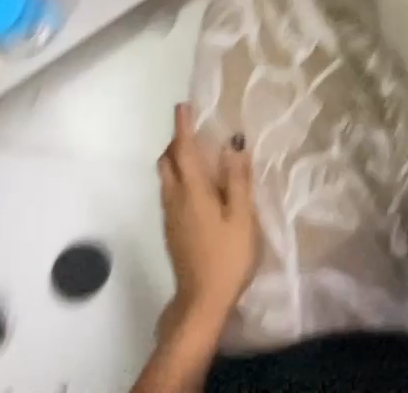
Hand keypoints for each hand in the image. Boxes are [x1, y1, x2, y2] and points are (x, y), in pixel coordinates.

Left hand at [158, 103, 257, 322]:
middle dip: (176, 141)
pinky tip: (198, 187)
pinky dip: (179, 177)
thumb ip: (238, 179)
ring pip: (166, 177)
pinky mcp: (172, 231)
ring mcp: (171, 216)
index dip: (182, 126)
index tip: (183, 106)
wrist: (202, 302)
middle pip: (167, 161)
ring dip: (176, 159)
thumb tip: (233, 144)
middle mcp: (175, 198)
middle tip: (193, 129)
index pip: (183, 149)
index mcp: (192, 190)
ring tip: (197, 153)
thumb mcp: (242, 216)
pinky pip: (170, 192)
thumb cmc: (227, 257)